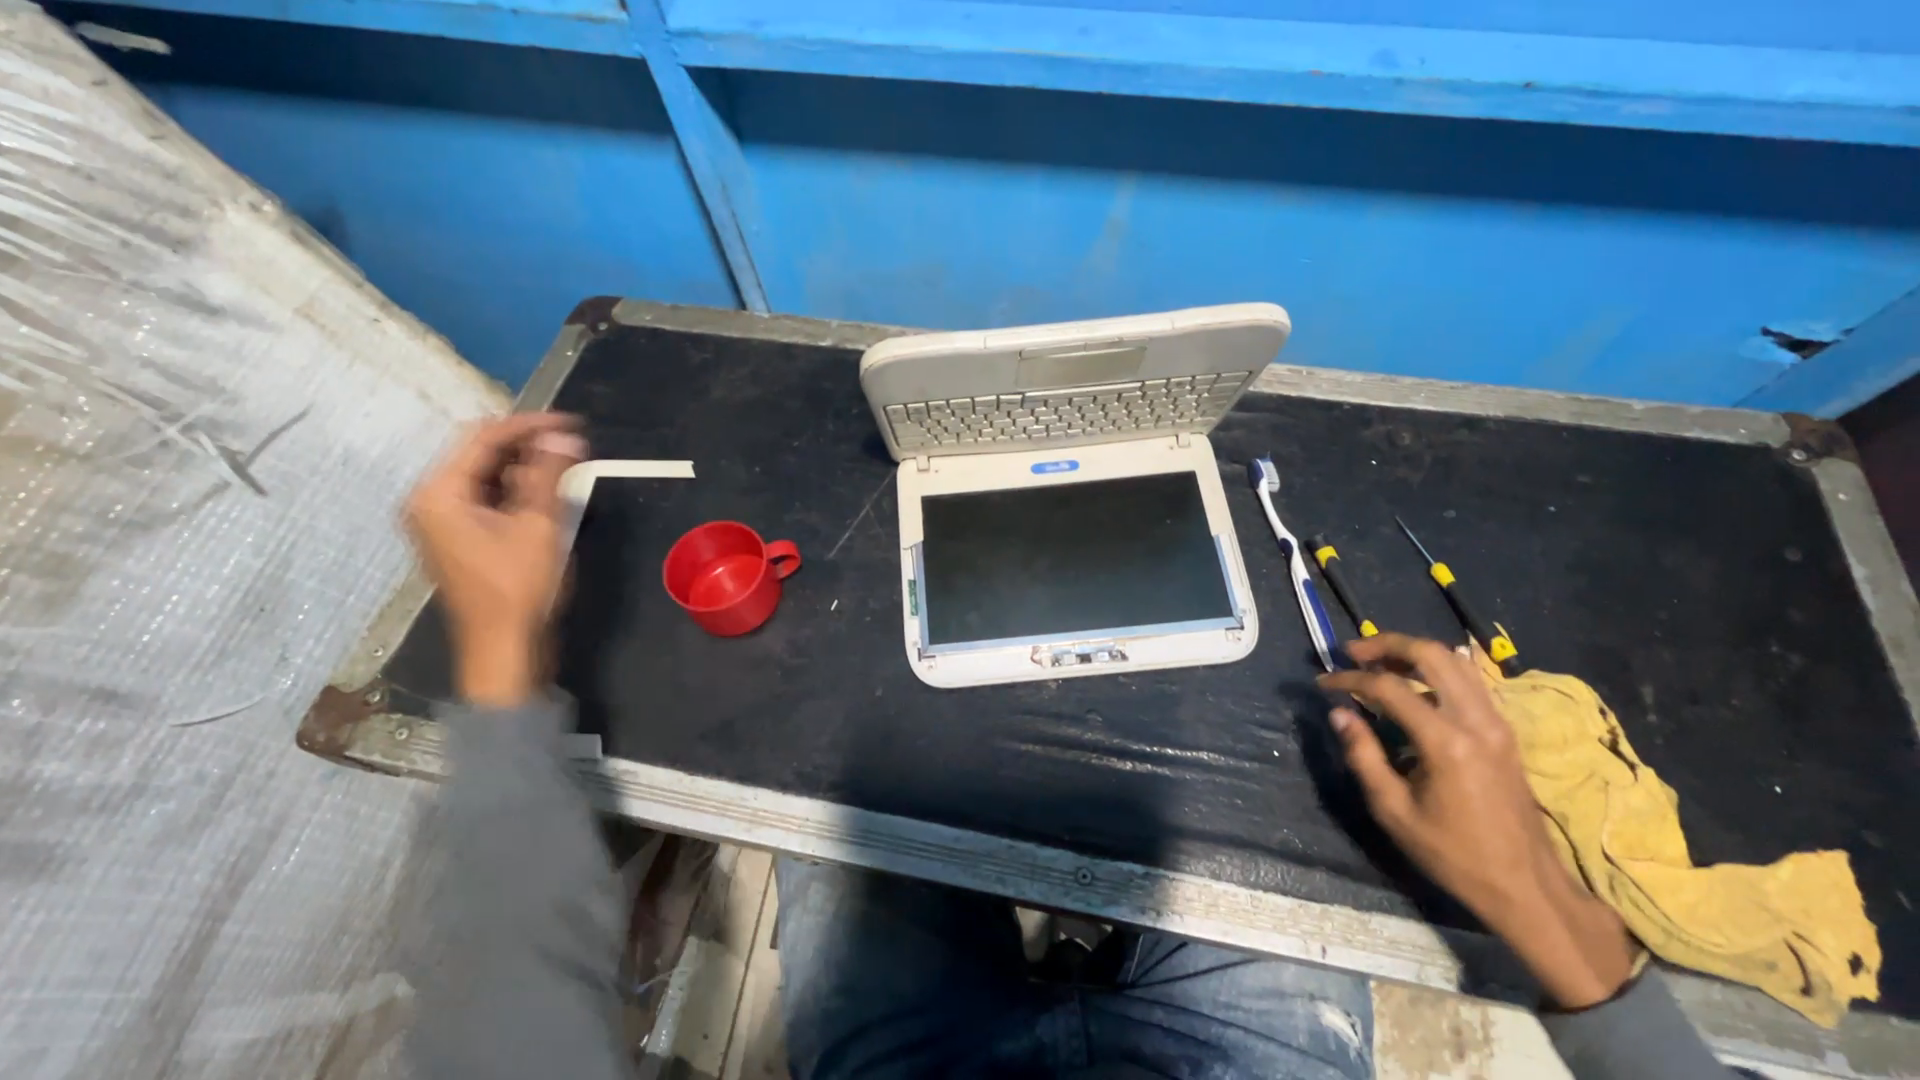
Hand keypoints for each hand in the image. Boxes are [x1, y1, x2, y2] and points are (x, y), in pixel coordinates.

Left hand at [405, 413, 586, 706]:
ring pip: (482, 475)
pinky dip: (512, 489)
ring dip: (522, 467)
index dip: (528, 425)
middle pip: (477, 454)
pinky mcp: (454, 537)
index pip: (482, 438)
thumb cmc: (518, 589)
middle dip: (526, 445)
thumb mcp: (538, 527)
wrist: (503, 649)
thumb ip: (549, 475)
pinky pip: (481, 497)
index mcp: (438, 493)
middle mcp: (428, 500)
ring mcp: (437, 520)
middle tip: (570, 445)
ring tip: (564, 467)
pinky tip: (543, 493)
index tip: (571, 424)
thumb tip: (564, 436)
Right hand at [1319, 633, 1638, 1008]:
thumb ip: (1363, 755)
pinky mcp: (1504, 731)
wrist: (1523, 883)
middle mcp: (1476, 720)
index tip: (1323, 683)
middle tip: (1351, 652)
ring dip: (1413, 653)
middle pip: (1431, 655)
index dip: (1351, 679)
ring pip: (1455, 661)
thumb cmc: (1452, 853)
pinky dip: (1439, 668)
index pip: (1390, 688)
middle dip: (1386, 645)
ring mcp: (1496, 722)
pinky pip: (1471, 680)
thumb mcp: (1393, 810)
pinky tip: (1417, 677)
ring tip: (1378, 661)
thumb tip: (1340, 713)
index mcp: (1446, 742)